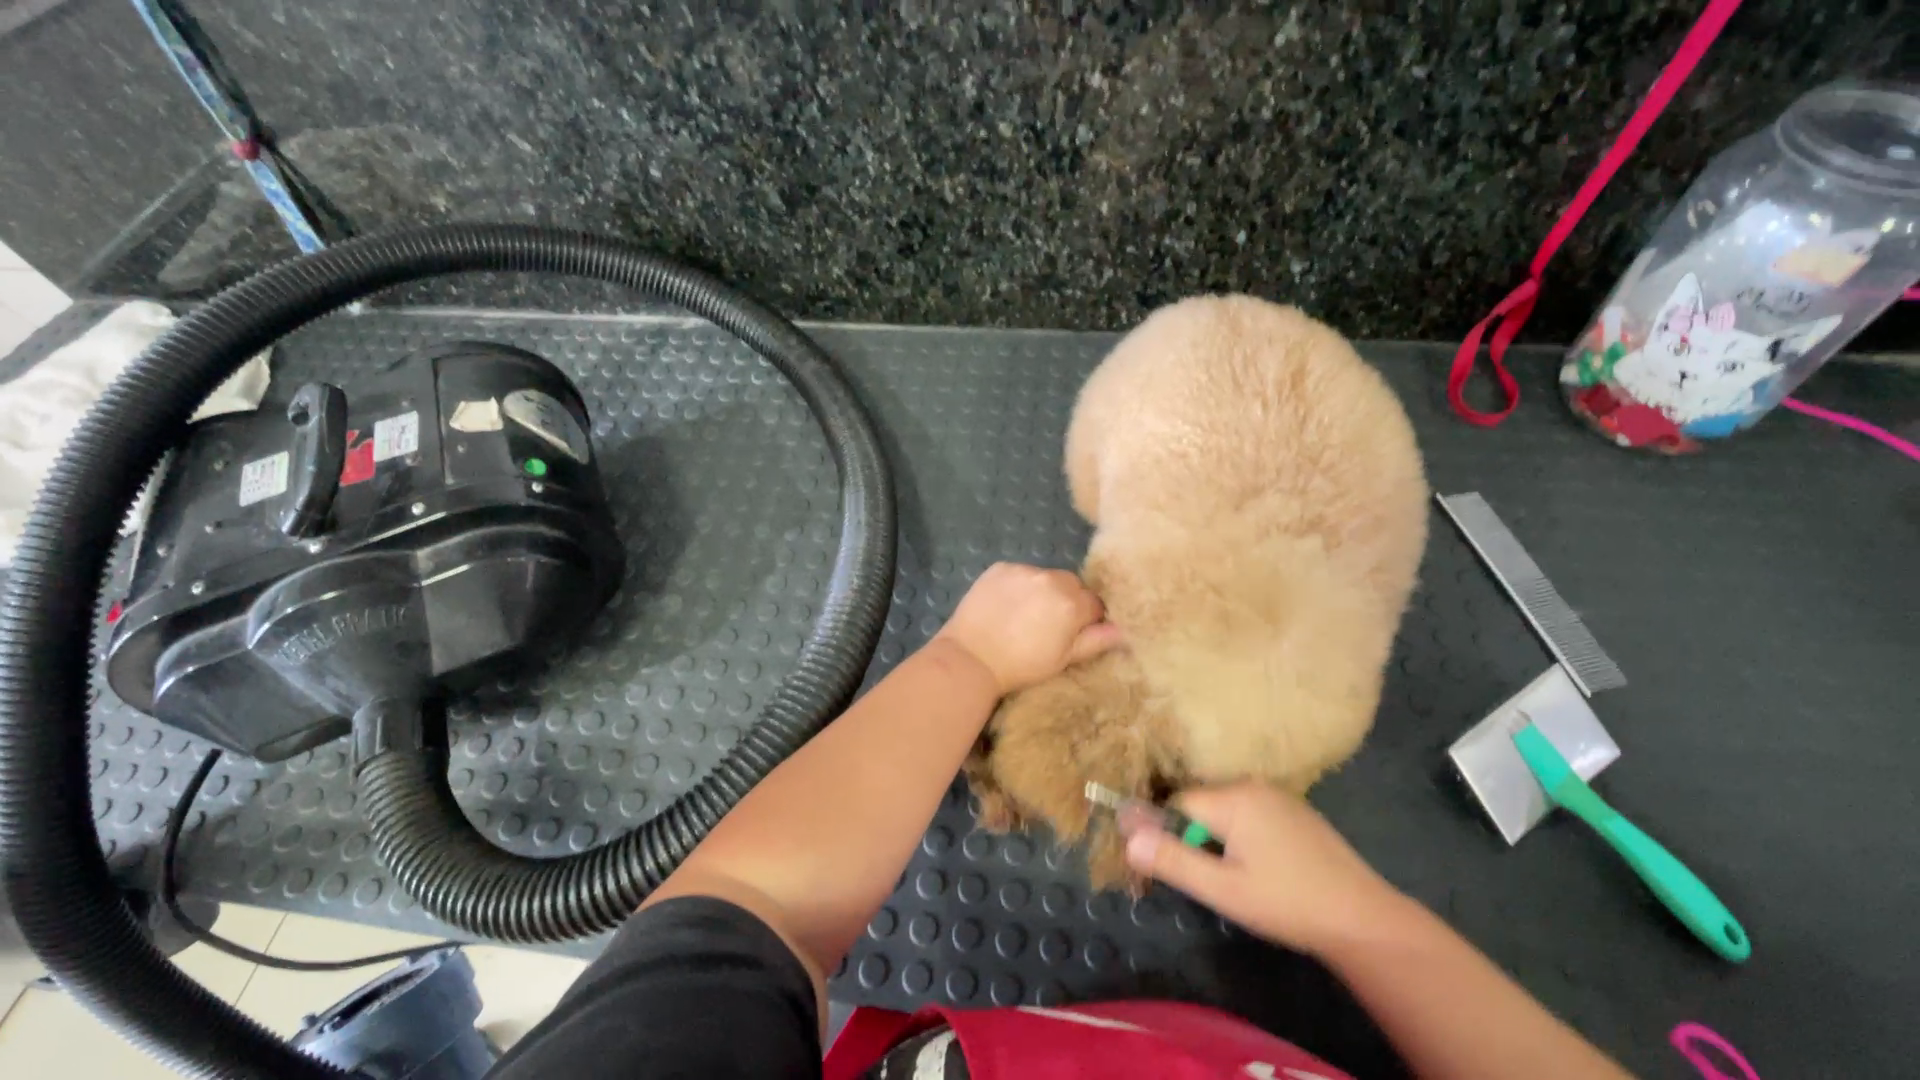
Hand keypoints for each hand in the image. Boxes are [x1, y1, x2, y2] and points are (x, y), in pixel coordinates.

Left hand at [933, 562, 1123, 695]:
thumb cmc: (1022, 665)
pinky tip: (1007, 604)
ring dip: (1043, 590)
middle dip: (1067, 600)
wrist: (971, 658)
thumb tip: (1125, 630)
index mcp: (1071, 603)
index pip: (1093, 604)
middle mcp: (1051, 580)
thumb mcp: (1063, 659)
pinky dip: (1019, 585)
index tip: (1070, 634)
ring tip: (1025, 614)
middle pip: (1071, 584)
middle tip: (1047, 624)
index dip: (1085, 620)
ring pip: (1046, 577)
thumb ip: (1095, 640)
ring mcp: (1023, 571)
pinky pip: (1020, 573)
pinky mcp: (1000, 568)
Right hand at [1121, 781, 1411, 957]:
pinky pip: (1249, 813)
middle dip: (1191, 837)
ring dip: (1215, 838)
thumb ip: (1173, 860)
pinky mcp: (1295, 811)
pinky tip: (1258, 869)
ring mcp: (1278, 796)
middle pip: (1199, 803)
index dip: (1165, 833)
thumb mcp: (1222, 890)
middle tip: (1204, 880)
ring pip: (1224, 809)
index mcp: (1233, 798)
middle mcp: (1253, 785)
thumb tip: (1127, 836)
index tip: (1165, 866)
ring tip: (1230, 878)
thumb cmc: (1286, 903)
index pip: (1176, 803)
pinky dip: (1240, 836)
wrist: (1362, 918)